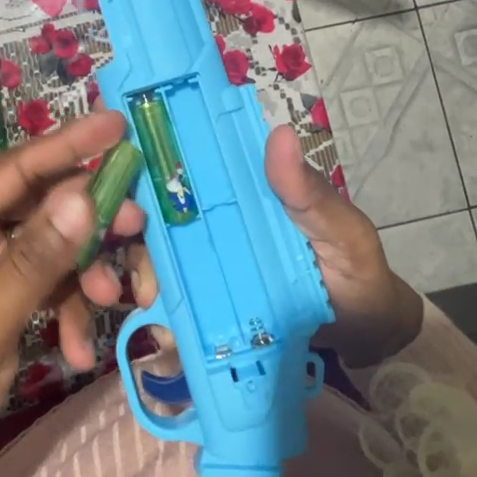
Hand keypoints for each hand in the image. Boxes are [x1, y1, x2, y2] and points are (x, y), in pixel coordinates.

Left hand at [0, 110, 145, 476]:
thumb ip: (33, 262)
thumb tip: (82, 194)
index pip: (12, 169)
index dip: (67, 144)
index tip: (117, 124)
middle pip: (38, 205)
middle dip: (88, 221)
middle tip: (136, 226)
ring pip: (50, 246)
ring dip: (85, 274)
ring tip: (115, 306)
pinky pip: (45, 285)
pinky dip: (69, 310)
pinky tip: (79, 349)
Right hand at [80, 125, 422, 368]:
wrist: (366, 343)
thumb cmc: (356, 273)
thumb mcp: (343, 233)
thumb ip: (311, 195)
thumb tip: (279, 133)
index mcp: (240, 183)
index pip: (184, 153)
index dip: (140, 148)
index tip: (109, 157)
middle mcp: (212, 212)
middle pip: (149, 200)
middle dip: (118, 211)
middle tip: (117, 231)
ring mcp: (203, 257)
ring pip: (145, 245)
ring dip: (123, 257)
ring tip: (123, 287)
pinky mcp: (201, 298)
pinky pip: (163, 290)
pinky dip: (145, 296)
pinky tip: (141, 308)